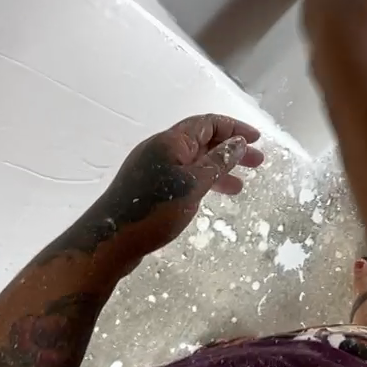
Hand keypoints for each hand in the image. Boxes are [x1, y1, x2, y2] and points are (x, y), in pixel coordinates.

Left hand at [56, 115, 263, 275]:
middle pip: (203, 141)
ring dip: (219, 169)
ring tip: (240, 187)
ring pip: (194, 161)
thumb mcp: (193, 185)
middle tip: (257, 163)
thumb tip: (238, 143)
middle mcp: (161, 149)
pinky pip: (184, 176)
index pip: (208, 123)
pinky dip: (202, 182)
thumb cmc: (154, 210)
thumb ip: (217, 163)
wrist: (109, 242)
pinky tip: (211, 196)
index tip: (257, 140)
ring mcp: (153, 169)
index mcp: (171, 142)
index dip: (235, 129)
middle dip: (231, 150)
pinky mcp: (149, 188)